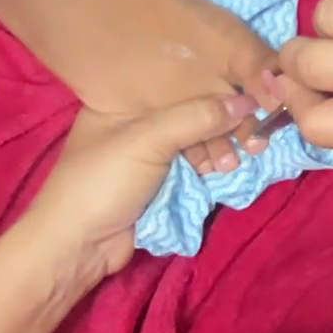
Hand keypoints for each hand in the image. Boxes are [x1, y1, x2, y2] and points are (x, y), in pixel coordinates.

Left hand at [20, 92, 259, 283]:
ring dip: (219, 152)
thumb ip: (197, 117)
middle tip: (253, 134)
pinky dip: (211, 172)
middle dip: (221, 125)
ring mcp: (148, 159)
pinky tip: (230, 171)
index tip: (249, 96)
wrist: (78, 246)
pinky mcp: (159, 187)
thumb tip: (247, 101)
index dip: (212, 90)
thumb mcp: (148, 139)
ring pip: (194, 146)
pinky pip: (192, 172)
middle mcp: (136, 126)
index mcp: (122, 103)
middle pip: (189, 117)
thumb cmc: (103, 181)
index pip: (175, 86)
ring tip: (243, 157)